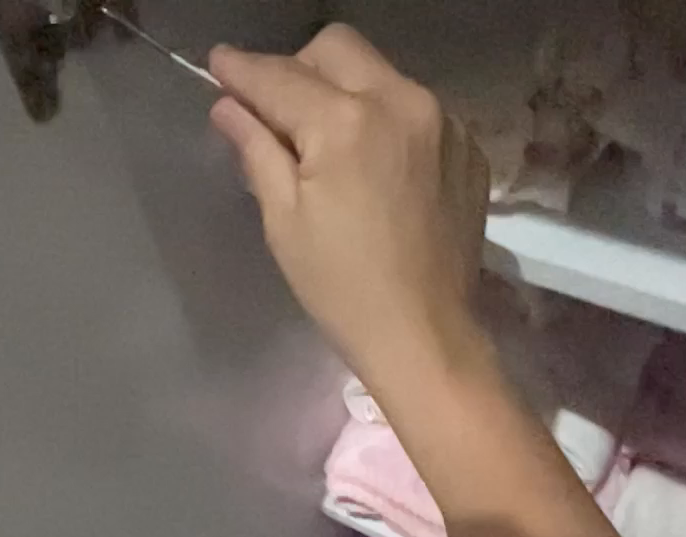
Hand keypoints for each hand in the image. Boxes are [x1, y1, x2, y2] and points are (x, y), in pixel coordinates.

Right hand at [207, 25, 490, 390]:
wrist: (424, 337)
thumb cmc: (343, 292)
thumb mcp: (286, 223)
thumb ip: (258, 151)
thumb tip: (229, 106)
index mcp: (347, 123)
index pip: (279, 78)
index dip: (241, 71)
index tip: (217, 65)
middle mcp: (402, 102)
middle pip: (336, 50)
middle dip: (297, 70)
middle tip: (278, 114)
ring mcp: (445, 123)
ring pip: (381, 75)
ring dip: (346, 93)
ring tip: (330, 146)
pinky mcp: (468, 150)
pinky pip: (418, 110)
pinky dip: (388, 123)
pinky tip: (378, 169)